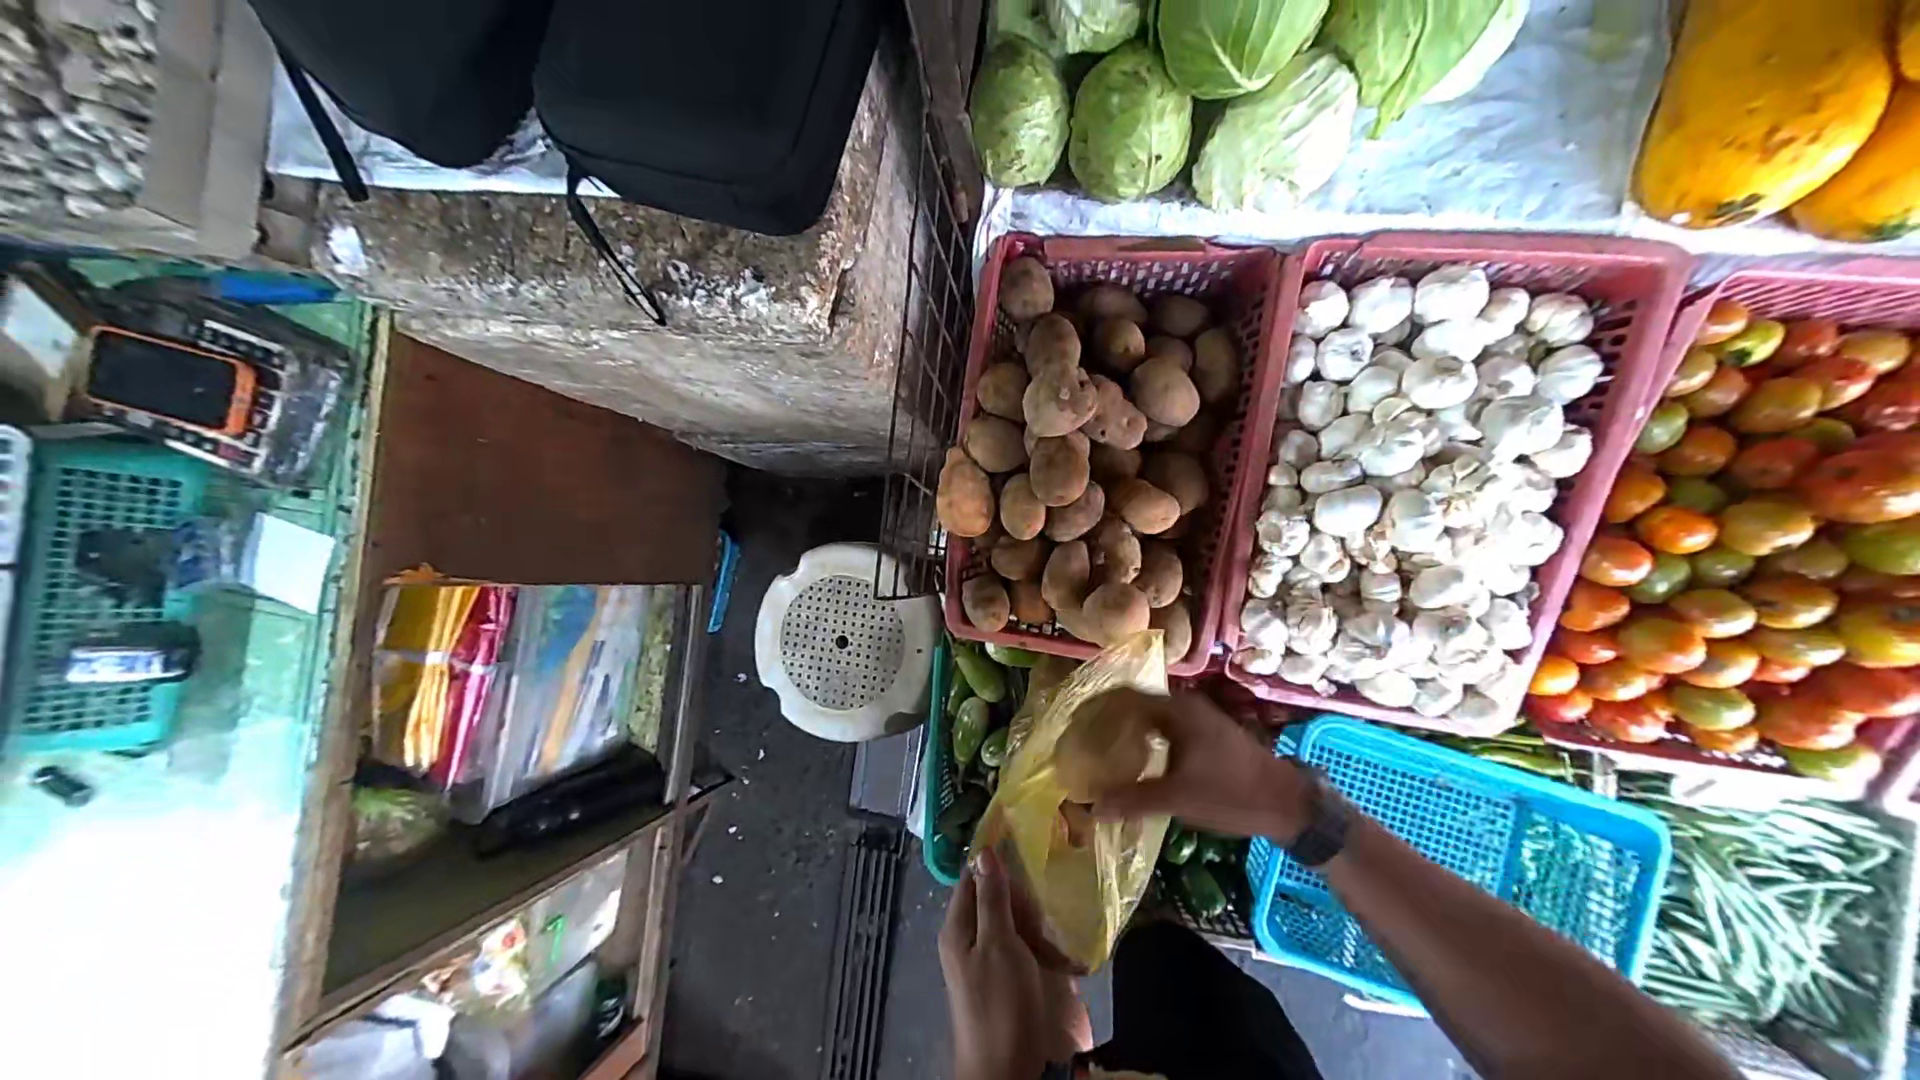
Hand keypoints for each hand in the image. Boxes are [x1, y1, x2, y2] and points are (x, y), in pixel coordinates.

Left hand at [940, 848, 1089, 1079]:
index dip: (993, 861)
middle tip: (1046, 875)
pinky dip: (1036, 938)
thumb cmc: (1000, 1004)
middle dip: (1017, 889)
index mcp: (957, 927)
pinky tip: (1057, 935)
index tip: (1023, 844)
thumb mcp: (998, 944)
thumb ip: (992, 898)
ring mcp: (986, 960)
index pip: (971, 878)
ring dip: (1030, 914)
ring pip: (1008, 921)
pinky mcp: (1005, 979)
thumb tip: (984, 851)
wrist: (1006, 1072)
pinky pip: (1019, 945)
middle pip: (990, 899)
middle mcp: (967, 939)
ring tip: (1056, 899)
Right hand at [1091, 689, 1311, 841]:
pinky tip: (1132, 755)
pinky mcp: (1203, 730)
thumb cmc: (1233, 795)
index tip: (1073, 724)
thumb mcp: (1179, 799)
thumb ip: (1134, 800)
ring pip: (1148, 714)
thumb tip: (1092, 806)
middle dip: (1107, 717)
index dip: (1096, 709)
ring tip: (1100, 746)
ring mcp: (1196, 716)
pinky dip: (1141, 734)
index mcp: (1176, 710)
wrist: (1287, 803)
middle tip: (1082, 737)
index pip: (1123, 697)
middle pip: (1133, 702)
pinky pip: (1161, 723)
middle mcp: (1184, 704)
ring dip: (1124, 726)